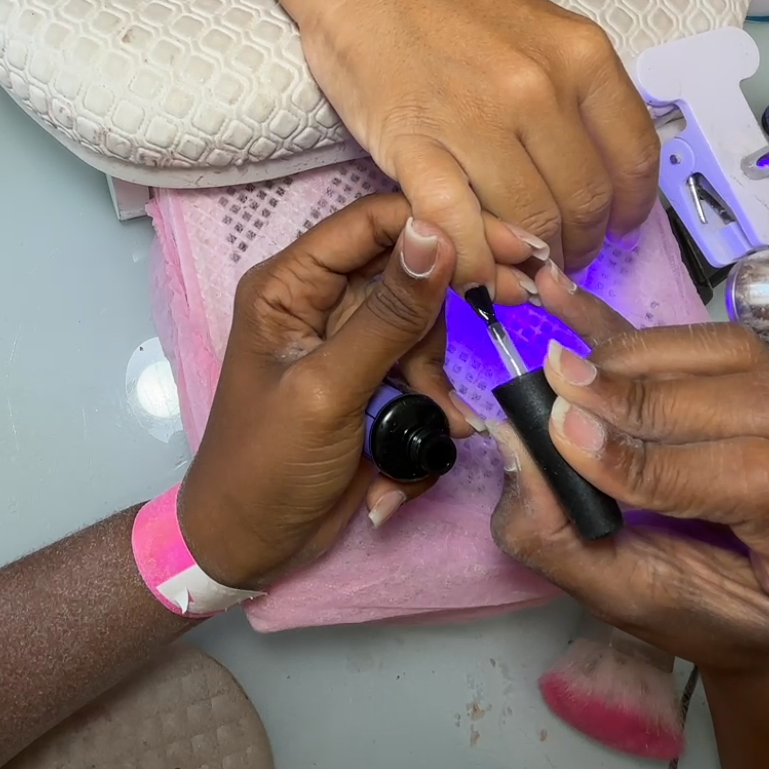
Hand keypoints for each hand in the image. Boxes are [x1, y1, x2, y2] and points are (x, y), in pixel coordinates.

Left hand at [179, 194, 472, 589]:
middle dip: (449, 303)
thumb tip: (434, 233)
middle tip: (517, 299)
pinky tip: (417, 445)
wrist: (251, 545)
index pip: (370, 222)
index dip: (437, 222)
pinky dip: (428, 404)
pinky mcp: (369, 379)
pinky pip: (418, 369)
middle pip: (405, 268)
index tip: (503, 245)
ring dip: (434, 373)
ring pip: (420, 324)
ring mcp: (346, 341)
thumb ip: (386, 315)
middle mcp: (319, 301)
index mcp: (290, 285)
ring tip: (429, 418)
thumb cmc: (267, 465)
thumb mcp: (327, 389)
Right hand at [294, 0, 659, 295]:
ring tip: (514, 269)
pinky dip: (470, 265)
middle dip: (575, 248)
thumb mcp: (534, 29)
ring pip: (527, 224)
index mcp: (581, 56)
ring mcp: (477, 121)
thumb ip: (565, 97)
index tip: (610, 232)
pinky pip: (457, 228)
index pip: (632, 159)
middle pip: (581, 202)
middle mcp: (540, 90)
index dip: (626, 212)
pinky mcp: (414, 146)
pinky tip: (471, 273)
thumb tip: (575, 180)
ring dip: (526, 265)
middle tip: (554, 261)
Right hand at [489, 262, 768, 670]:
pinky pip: (720, 344)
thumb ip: (555, 532)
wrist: (755, 613)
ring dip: (642, 356)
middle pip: (761, 405)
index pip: (762, 483)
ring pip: (742, 359)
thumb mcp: (614, 596)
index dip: (656, 456)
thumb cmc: (693, 619)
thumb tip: (520, 438)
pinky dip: (639, 329)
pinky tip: (565, 296)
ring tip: (574, 372)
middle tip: (560, 387)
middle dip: (644, 394)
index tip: (563, 430)